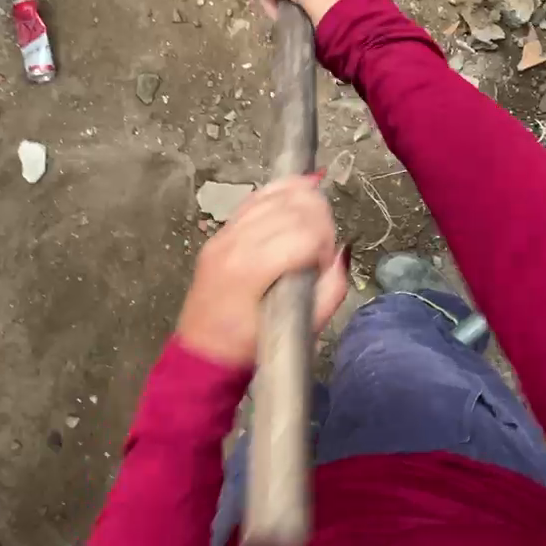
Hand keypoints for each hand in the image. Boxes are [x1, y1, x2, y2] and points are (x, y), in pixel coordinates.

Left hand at [175, 176, 349, 366]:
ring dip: (302, 200)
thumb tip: (341, 256)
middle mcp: (234, 244)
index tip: (326, 262)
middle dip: (319, 218)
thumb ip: (330, 292)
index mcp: (252, 270)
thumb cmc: (251, 347)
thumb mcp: (301, 330)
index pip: (304, 233)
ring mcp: (224, 236)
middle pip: (291, 208)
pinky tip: (298, 194)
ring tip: (316, 221)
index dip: (326, 242)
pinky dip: (280, 193)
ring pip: (273, 197)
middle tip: (325, 242)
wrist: (204, 352)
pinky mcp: (220, 234)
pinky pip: (254, 199)